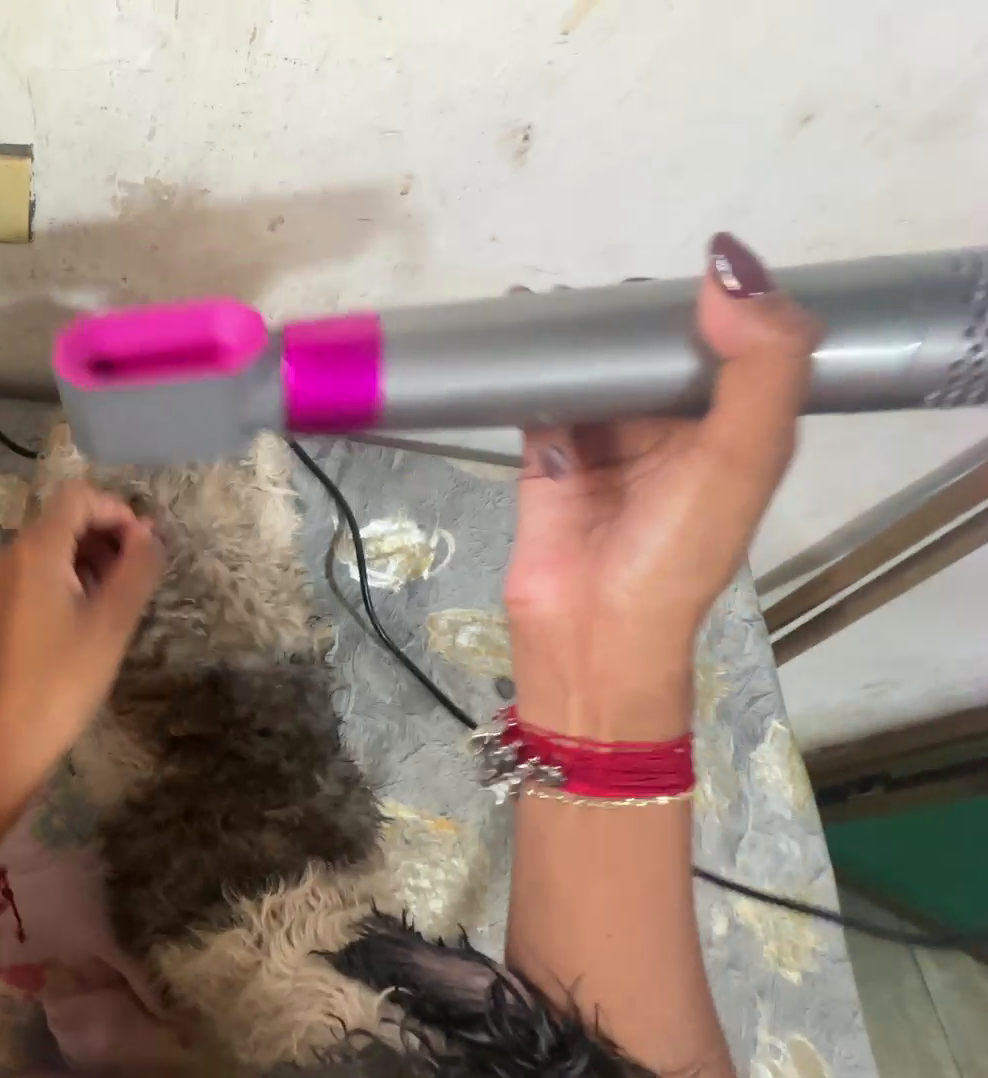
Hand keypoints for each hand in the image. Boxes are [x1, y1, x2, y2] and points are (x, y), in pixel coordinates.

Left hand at [0, 482, 164, 876]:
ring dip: (89, 560)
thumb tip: (151, 532)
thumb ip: (137, 567)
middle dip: (106, 537)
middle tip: (139, 578)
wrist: (2, 743)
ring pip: (49, 549)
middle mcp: (8, 555)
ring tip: (118, 601)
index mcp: (34, 549)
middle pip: (63, 520)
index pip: (79, 497)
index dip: (118, 511)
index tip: (146, 547)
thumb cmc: (62, 681)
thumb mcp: (111, 623)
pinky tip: (87, 617)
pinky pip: (34, 575)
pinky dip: (66, 579)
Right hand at [504, 233, 820, 737]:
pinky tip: (511, 344)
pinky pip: (540, 403)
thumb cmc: (677, 549)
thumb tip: (722, 267)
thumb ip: (755, 366)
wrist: (591, 624)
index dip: (721, 303)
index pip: (737, 347)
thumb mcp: (743, 457)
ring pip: (592, 375)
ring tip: (547, 302)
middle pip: (654, 355)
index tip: (689, 265)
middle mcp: (671, 428)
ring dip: (574, 341)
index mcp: (735, 426)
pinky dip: (528, 375)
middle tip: (598, 284)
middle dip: (630, 318)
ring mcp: (603, 443)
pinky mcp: (544, 457)